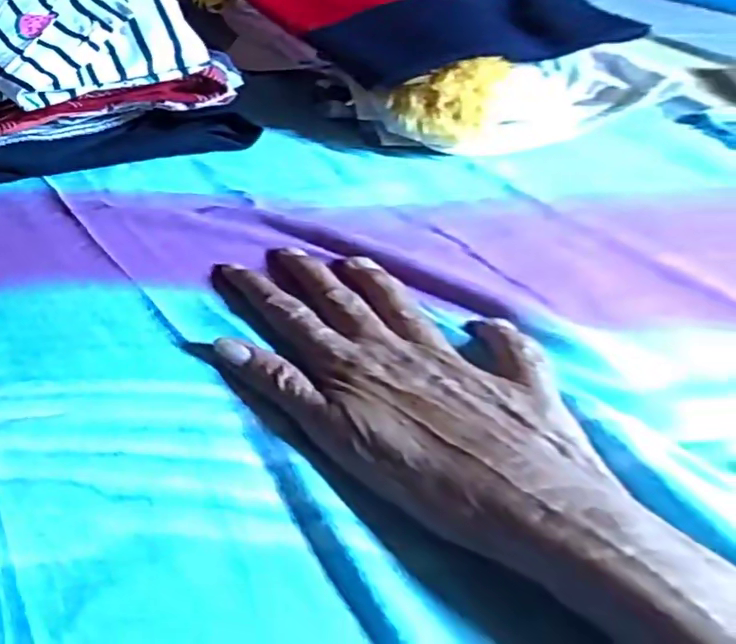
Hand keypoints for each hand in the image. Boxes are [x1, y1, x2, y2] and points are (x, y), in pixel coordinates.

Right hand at [211, 250, 624, 565]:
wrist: (544, 515)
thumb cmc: (424, 479)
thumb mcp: (334, 435)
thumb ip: (280, 385)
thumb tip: (222, 341)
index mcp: (348, 364)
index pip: (289, 316)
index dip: (256, 289)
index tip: (230, 265)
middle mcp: (394, 351)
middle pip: (342, 301)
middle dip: (309, 274)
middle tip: (288, 251)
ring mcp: (456, 364)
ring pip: (406, 310)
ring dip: (377, 283)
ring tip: (356, 261)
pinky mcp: (516, 387)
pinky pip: (507, 351)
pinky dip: (495, 335)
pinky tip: (489, 326)